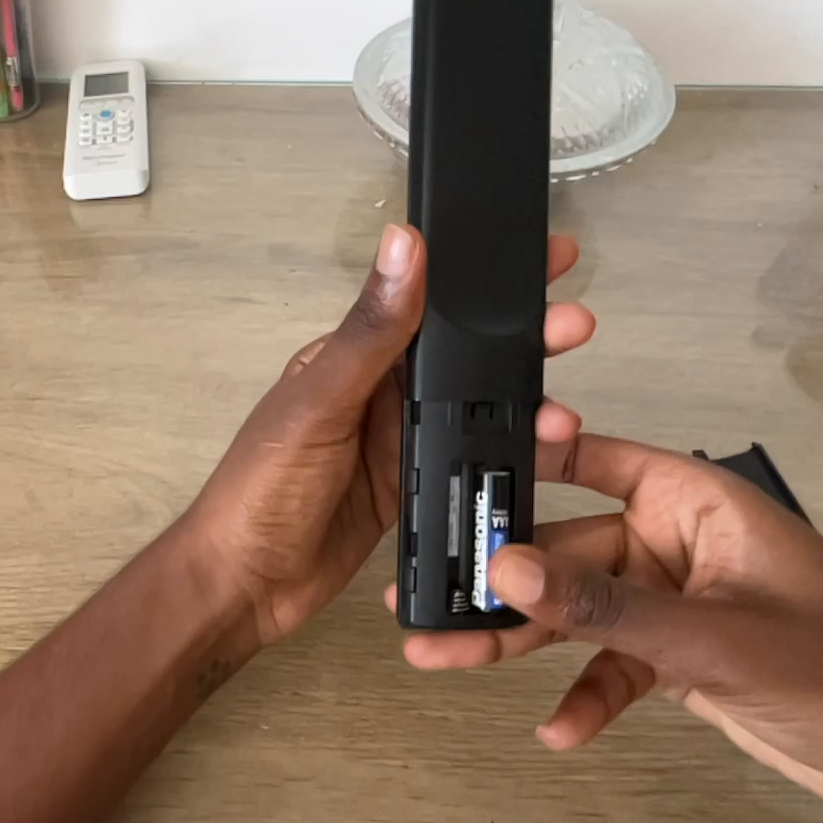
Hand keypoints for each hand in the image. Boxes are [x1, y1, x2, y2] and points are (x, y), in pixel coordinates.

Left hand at [180, 224, 593, 650]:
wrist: (246, 582)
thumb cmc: (266, 486)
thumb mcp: (319, 404)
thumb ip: (368, 333)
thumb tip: (405, 240)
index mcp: (349, 358)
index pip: (423, 306)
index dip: (480, 281)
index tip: (545, 258)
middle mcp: (374, 394)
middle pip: (457, 357)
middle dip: (517, 339)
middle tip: (576, 326)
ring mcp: (391, 443)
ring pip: (468, 409)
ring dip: (518, 403)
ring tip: (564, 415)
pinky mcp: (405, 488)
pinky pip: (461, 460)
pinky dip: (501, 455)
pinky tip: (537, 454)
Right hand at [391, 434, 822, 822]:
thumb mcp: (714, 637)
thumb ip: (602, 605)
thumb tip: (499, 567)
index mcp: (686, 500)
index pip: (587, 458)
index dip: (521, 459)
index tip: (449, 474)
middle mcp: (663, 541)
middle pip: (561, 550)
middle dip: (496, 581)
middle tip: (420, 595)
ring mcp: (663, 602)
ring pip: (570, 613)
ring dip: (514, 640)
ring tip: (439, 656)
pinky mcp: (667, 656)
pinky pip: (605, 667)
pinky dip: (582, 696)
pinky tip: (557, 731)